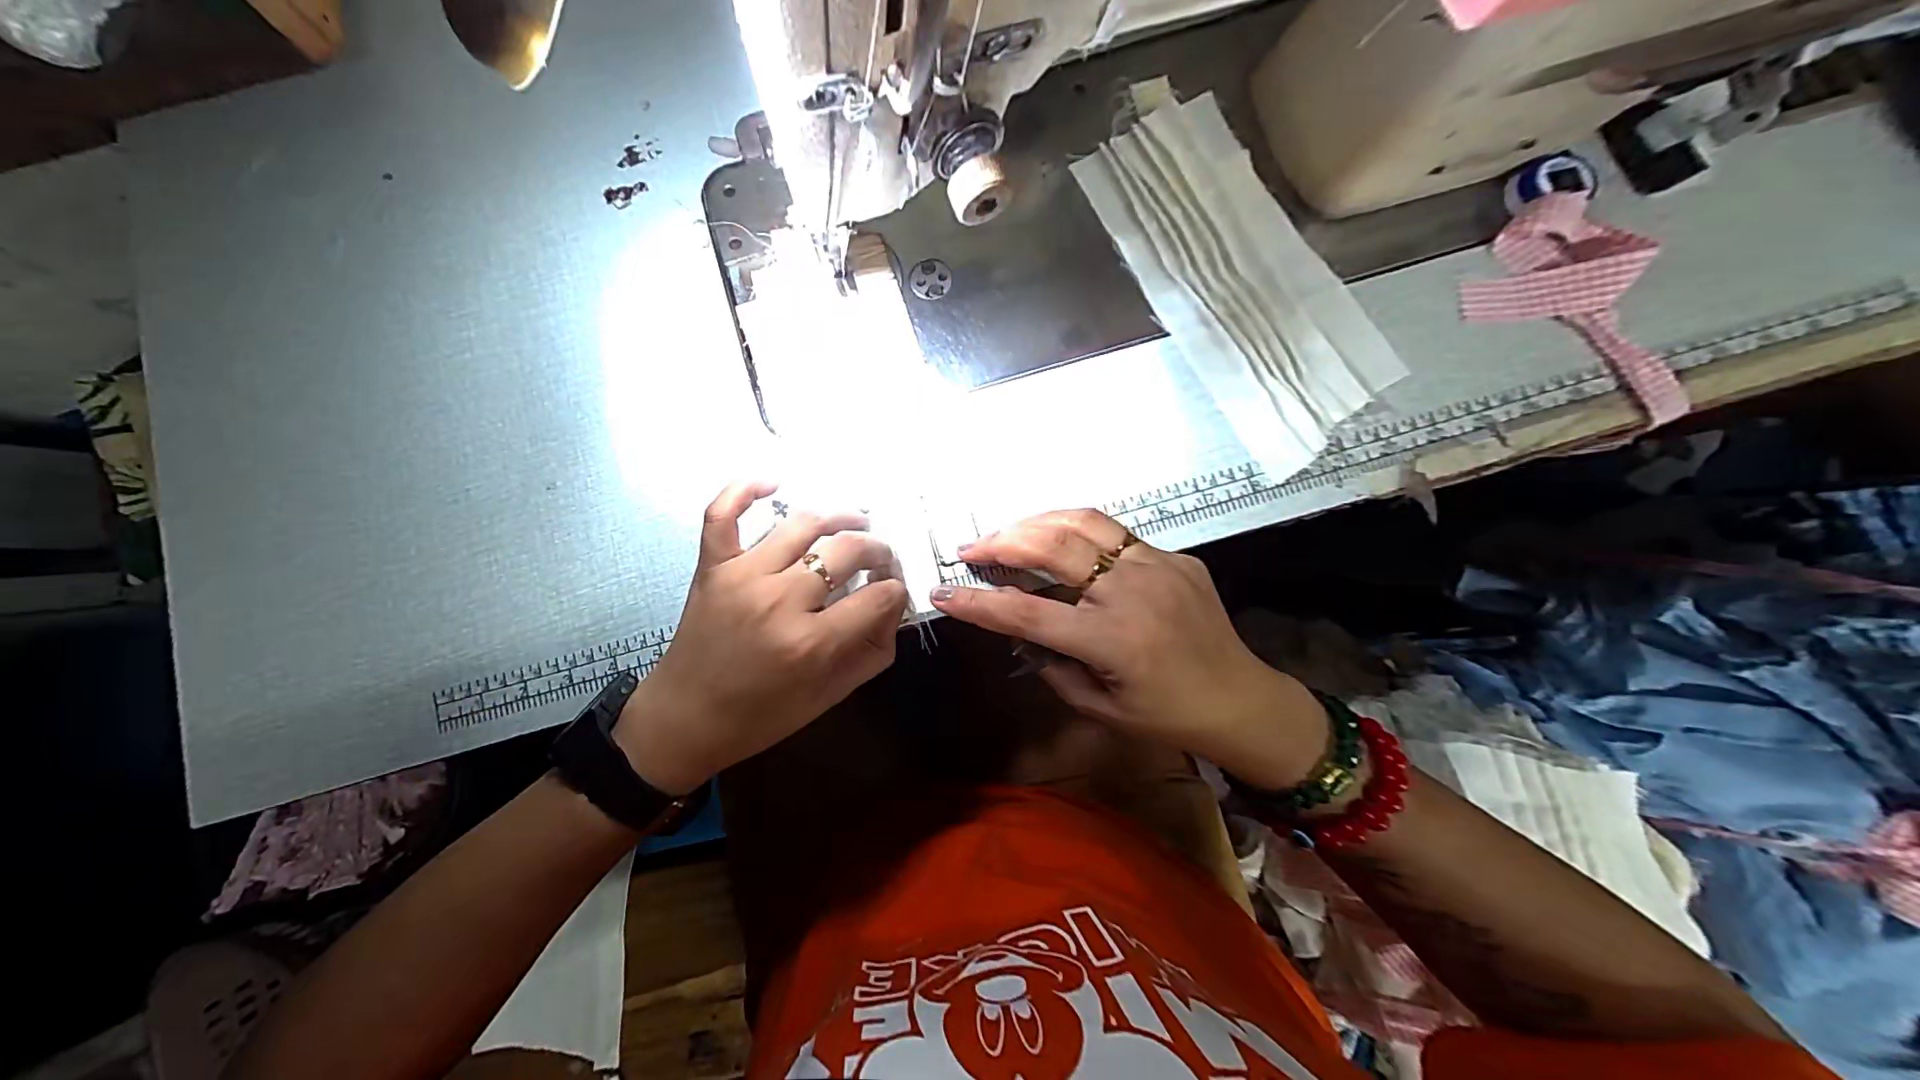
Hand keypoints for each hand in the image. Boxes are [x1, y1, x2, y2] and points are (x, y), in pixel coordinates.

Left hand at [613, 481, 909, 794]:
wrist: (686, 720)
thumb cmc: (762, 715)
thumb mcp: (831, 694)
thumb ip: (873, 649)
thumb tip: (896, 605)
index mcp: (811, 642)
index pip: (879, 596)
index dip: (897, 591)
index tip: (893, 593)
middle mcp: (778, 600)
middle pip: (849, 550)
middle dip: (880, 552)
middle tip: (881, 561)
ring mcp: (741, 577)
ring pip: (803, 524)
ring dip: (840, 518)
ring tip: (856, 523)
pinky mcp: (712, 566)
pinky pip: (723, 513)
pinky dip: (744, 489)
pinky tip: (773, 482)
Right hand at [928, 509, 1328, 790]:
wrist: (1241, 699)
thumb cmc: (1167, 716)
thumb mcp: (1099, 708)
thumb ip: (1053, 667)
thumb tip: (1023, 633)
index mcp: (1110, 639)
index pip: (1027, 613)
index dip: (978, 603)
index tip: (942, 592)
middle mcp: (1131, 591)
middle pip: (1051, 547)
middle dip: (1001, 542)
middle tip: (971, 548)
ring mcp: (1157, 565)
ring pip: (1083, 522)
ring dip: (1036, 522)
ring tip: (1009, 532)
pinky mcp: (1174, 556)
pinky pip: (1116, 534)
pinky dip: (1078, 532)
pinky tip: (1062, 543)